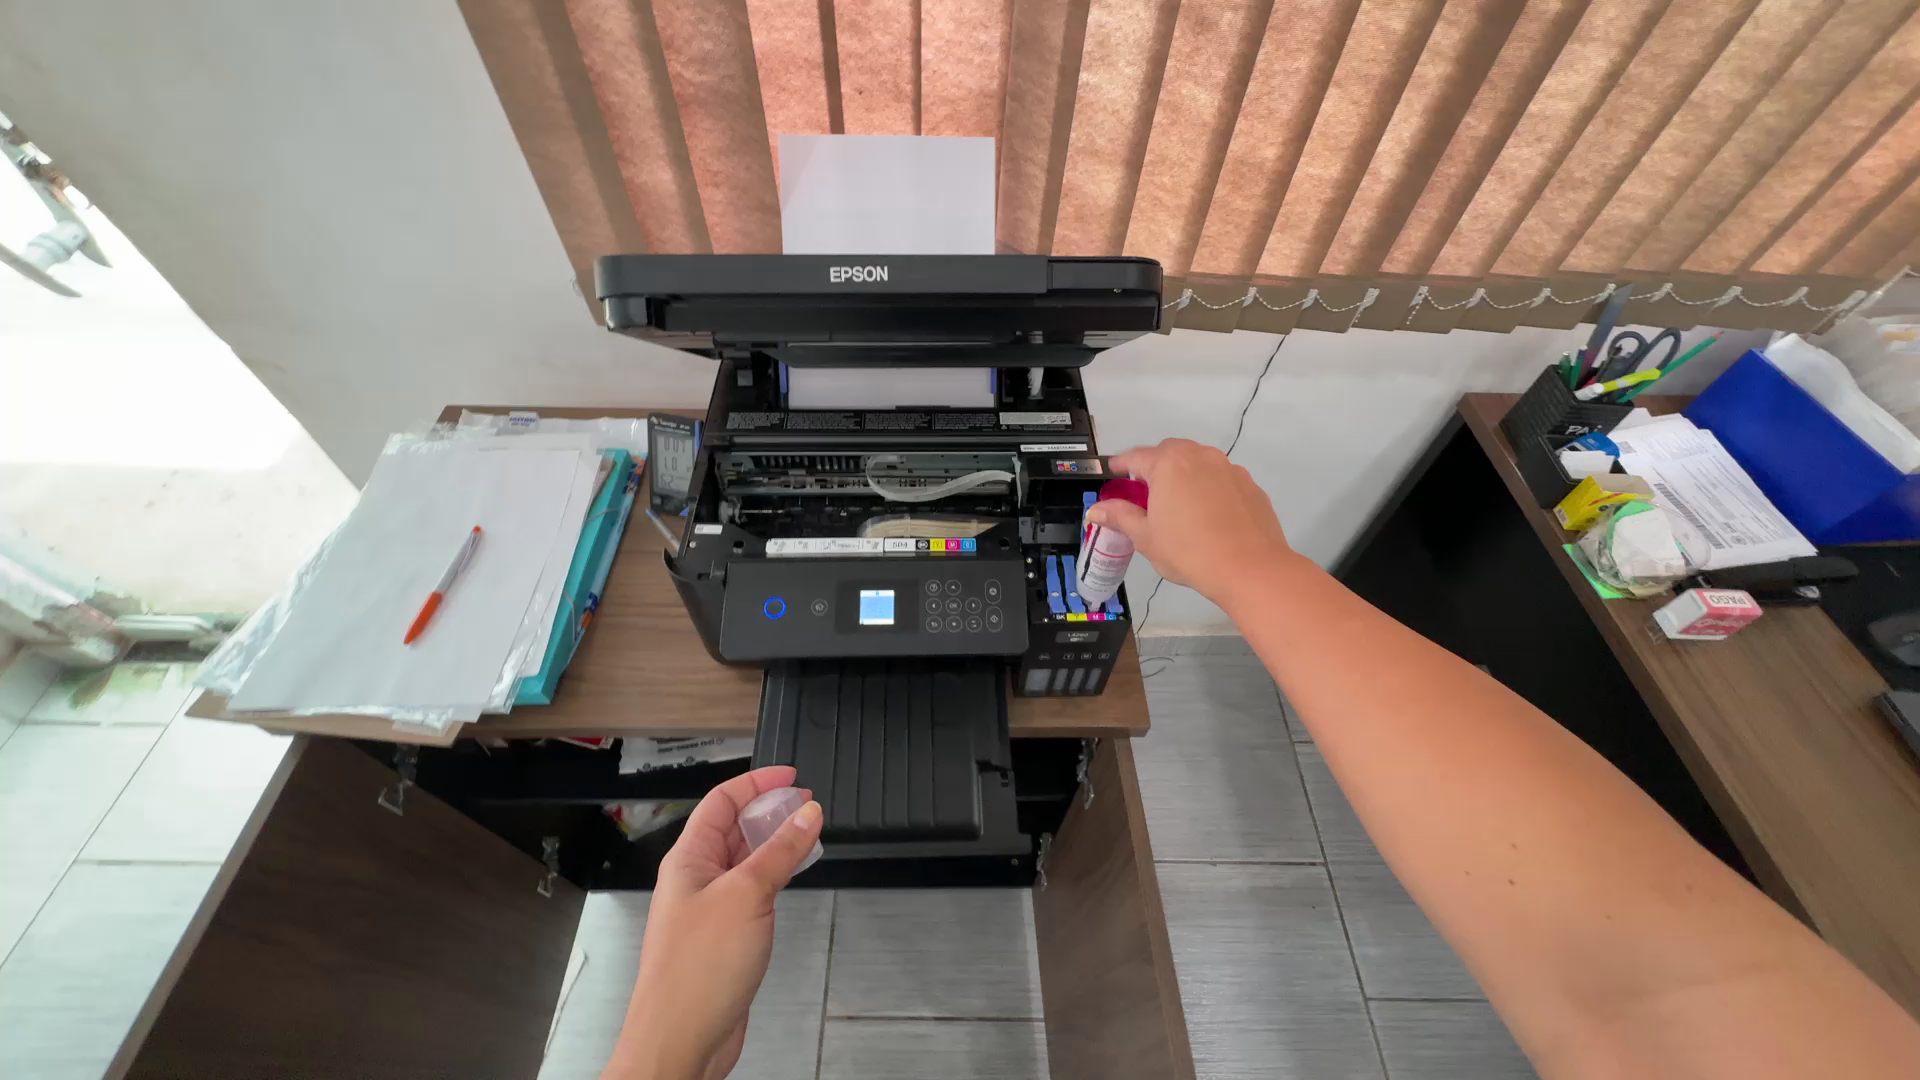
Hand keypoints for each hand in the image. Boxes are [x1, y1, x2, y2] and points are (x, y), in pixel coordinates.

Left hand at [607, 766, 823, 1079]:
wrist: (679, 1044)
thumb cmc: (696, 973)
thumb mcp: (748, 894)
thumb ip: (781, 851)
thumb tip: (808, 813)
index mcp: (689, 858)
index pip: (722, 801)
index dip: (757, 782)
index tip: (790, 776)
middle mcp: (697, 878)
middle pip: (734, 827)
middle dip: (770, 810)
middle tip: (806, 803)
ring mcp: (711, 907)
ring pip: (747, 858)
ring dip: (776, 842)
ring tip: (808, 833)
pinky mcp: (726, 935)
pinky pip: (754, 889)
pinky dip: (777, 874)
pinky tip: (794, 874)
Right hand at [1088, 438, 1298, 604]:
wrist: (1249, 568)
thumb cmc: (1188, 551)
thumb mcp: (1145, 536)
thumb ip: (1120, 516)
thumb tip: (1096, 509)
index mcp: (1169, 464)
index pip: (1136, 457)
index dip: (1121, 464)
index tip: (1113, 471)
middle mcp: (1200, 456)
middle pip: (1169, 453)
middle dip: (1154, 467)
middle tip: (1146, 492)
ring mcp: (1229, 468)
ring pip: (1198, 463)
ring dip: (1184, 475)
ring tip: (1178, 504)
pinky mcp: (1250, 485)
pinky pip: (1220, 479)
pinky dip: (1208, 488)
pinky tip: (1208, 516)